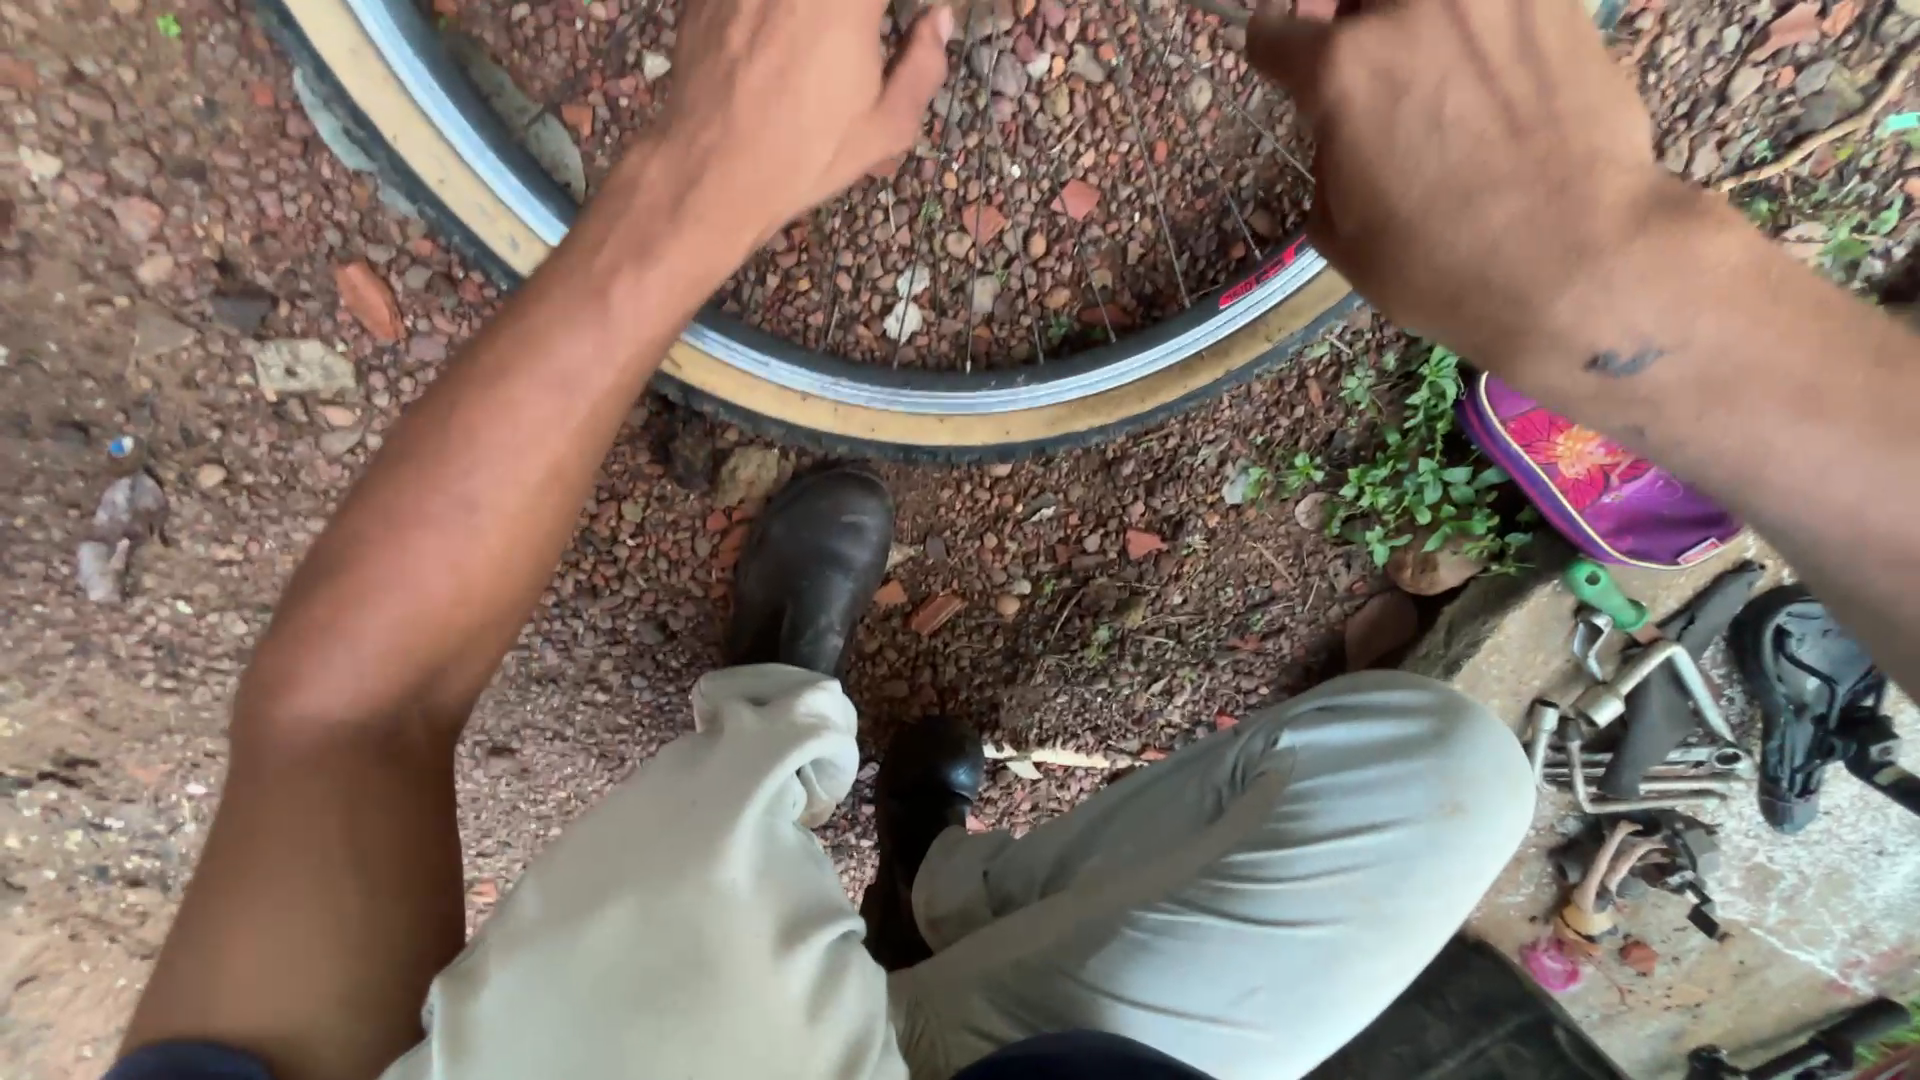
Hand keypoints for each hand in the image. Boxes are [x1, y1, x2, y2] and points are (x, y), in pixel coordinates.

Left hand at [613, 0, 953, 259]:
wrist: (715, 169)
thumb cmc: (808, 155)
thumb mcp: (886, 128)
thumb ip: (924, 66)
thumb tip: (938, 21)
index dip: (886, 14)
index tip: (898, 27)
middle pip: (844, 2)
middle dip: (856, 18)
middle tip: (860, 39)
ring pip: (795, 5)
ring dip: (812, 20)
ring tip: (811, 64)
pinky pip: (756, 3)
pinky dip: (772, 18)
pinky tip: (772, 54)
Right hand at [1247, 0, 1714, 372]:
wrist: (1569, 256)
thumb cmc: (1434, 263)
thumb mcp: (1337, 230)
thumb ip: (1327, 157)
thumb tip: (1344, 130)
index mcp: (1344, 71)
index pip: (1275, 32)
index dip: (1273, 54)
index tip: (1284, 65)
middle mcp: (1413, 9)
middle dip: (1338, 10)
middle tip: (1349, 42)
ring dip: (1408, 17)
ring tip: (1420, 57)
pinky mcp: (1558, 0)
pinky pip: (1492, 1)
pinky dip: (1475, 23)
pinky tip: (1481, 69)